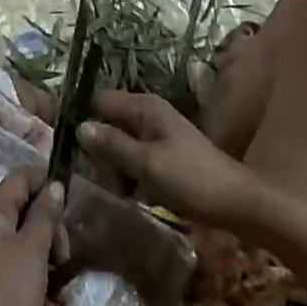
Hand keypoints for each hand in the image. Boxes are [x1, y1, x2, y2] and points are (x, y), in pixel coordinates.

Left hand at [0, 169, 65, 305]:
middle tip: (64, 255)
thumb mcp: (33, 249)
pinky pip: (25, 269)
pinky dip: (42, 284)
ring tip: (61, 290)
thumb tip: (55, 184)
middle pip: (29, 209)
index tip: (68, 208)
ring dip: (51, 262)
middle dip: (53, 230)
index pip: (23, 175)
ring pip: (31, 242)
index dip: (47, 184)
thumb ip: (45, 214)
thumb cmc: (8, 294)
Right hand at [76, 91, 266, 227]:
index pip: (99, 101)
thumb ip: (112, 145)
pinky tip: (137, 195)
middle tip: (110, 182)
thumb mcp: (146, 165)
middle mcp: (148, 113)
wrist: (236, 203)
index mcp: (144, 107)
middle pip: (107, 125)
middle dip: (101, 153)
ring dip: (115, 169)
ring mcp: (156, 133)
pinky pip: (134, 158)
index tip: (70, 149)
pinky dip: (130, 175)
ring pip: (119, 145)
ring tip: (126, 193)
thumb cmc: (191, 179)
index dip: (83, 120)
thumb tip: (79, 126)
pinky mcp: (163, 153)